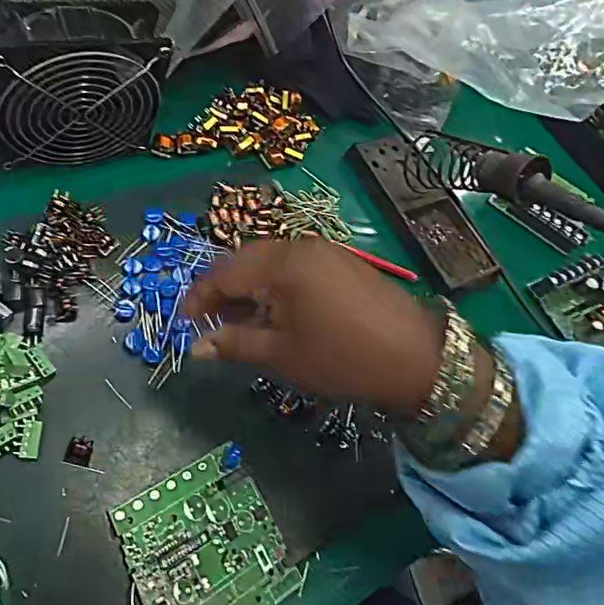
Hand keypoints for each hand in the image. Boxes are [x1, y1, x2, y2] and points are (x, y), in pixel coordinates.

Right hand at [183, 238, 442, 417]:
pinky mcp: (341, 260)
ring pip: (269, 262)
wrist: (418, 358)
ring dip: (249, 288)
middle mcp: (299, 246)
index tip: (185, 324)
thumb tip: (196, 346)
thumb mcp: (281, 354)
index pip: (223, 273)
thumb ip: (234, 343)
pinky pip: (294, 265)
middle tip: (212, 324)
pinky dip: (276, 285)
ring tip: (244, 322)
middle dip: (223, 291)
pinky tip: (278, 312)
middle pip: (244, 261)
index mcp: (280, 264)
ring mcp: (324, 249)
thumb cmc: (342, 358)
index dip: (199, 298)